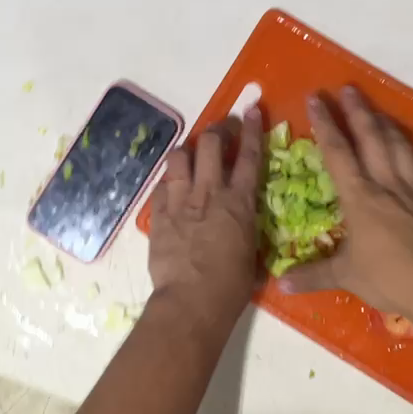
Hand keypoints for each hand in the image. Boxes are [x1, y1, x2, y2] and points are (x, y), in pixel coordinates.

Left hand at [147, 108, 263, 327]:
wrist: (192, 302)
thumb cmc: (231, 287)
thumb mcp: (253, 255)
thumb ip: (249, 231)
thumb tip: (246, 228)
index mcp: (240, 203)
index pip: (249, 156)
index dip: (251, 129)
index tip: (251, 111)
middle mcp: (210, 194)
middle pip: (211, 145)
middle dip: (218, 129)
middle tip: (222, 129)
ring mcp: (180, 201)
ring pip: (180, 157)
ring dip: (188, 150)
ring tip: (193, 153)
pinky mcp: (158, 215)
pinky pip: (161, 185)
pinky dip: (169, 180)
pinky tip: (172, 184)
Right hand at [278, 88, 412, 342]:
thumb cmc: (389, 279)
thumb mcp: (345, 277)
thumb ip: (313, 274)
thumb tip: (279, 284)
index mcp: (360, 198)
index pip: (338, 152)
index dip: (325, 123)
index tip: (316, 99)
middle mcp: (387, 185)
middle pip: (371, 138)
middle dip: (357, 111)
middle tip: (349, 88)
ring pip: (399, 147)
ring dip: (386, 125)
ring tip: (377, 111)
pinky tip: (412, 153)